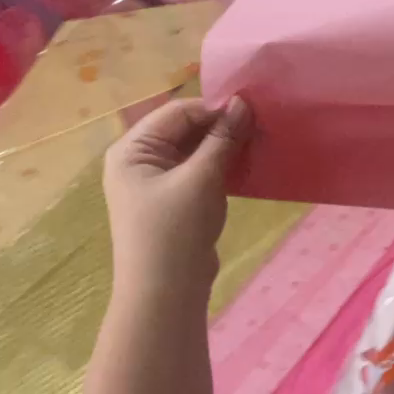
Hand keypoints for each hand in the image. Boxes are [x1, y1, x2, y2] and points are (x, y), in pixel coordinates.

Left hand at [103, 97, 251, 298]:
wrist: (166, 290)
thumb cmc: (175, 229)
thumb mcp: (202, 178)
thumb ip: (223, 138)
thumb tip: (244, 103)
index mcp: (132, 150)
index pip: (178, 113)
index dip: (215, 108)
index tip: (254, 111)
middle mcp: (140, 160)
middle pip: (185, 129)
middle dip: (222, 126)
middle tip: (261, 127)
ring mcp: (157, 181)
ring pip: (196, 150)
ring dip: (226, 146)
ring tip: (258, 144)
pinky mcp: (176, 199)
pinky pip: (201, 170)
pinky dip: (223, 164)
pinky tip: (247, 166)